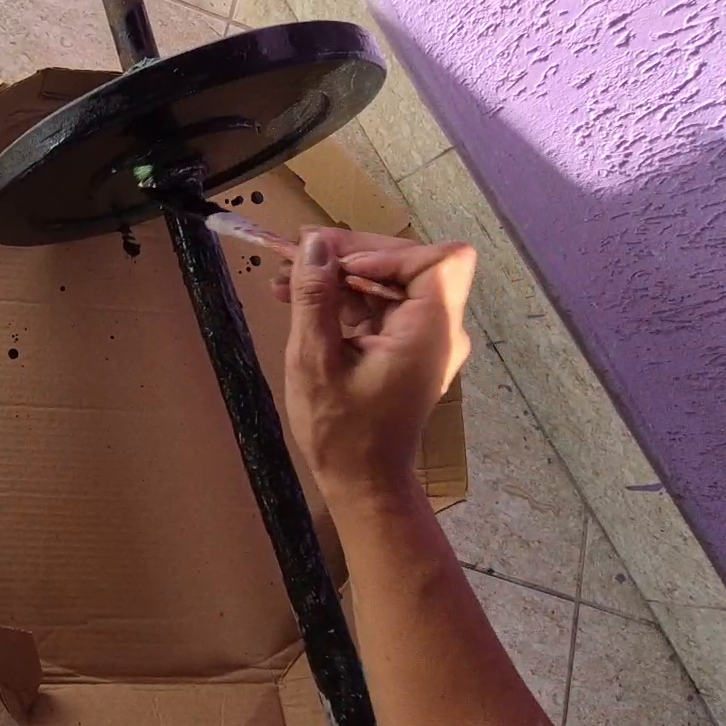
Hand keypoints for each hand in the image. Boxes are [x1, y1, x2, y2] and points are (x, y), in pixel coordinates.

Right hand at [270, 228, 475, 493]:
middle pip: (408, 265)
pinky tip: (302, 301)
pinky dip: (344, 299)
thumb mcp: (314, 360)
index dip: (382, 252)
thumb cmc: (339, 430)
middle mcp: (439, 329)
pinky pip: (381, 308)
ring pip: (390, 283)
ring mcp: (425, 340)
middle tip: (296, 255)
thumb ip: (315, 298)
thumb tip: (313, 244)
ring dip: (340, 277)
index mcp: (429, 331)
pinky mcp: (408, 349)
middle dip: (350, 256)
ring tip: (286, 279)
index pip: (433, 260)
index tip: (333, 266)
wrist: (361, 481)